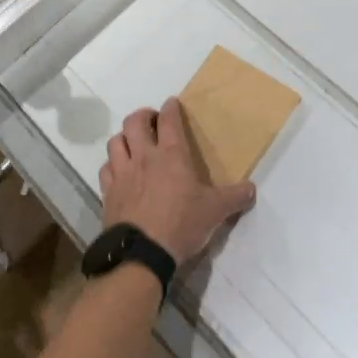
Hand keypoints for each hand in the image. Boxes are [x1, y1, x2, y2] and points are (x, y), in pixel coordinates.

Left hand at [99, 97, 255, 263]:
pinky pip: (105, 168)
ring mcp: (122, 174)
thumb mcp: (215, 211)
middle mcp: (144, 158)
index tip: (172, 103)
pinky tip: (119, 171)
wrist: (141, 254)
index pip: (169, 120)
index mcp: (171, 156)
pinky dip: (112, 163)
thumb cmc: (181, 225)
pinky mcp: (108, 193)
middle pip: (134, 122)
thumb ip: (235, 197)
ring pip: (115, 141)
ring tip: (133, 142)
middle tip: (151, 120)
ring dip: (124, 137)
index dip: (170, 108)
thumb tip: (252, 189)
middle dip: (143, 115)